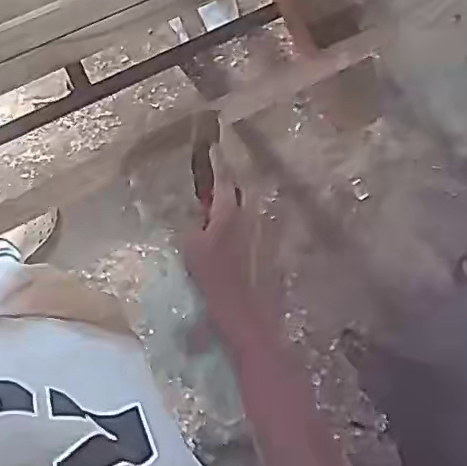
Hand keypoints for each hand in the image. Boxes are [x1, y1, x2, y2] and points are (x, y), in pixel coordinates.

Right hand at [180, 148, 267, 326]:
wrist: (251, 320)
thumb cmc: (215, 285)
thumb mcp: (192, 252)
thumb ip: (195, 226)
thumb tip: (201, 216)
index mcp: (230, 213)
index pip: (223, 179)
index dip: (217, 161)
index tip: (213, 145)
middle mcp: (254, 217)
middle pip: (243, 189)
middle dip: (231, 181)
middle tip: (218, 178)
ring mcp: (267, 233)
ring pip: (252, 209)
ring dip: (239, 204)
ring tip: (225, 208)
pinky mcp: (274, 250)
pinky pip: (258, 228)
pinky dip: (247, 225)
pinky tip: (237, 238)